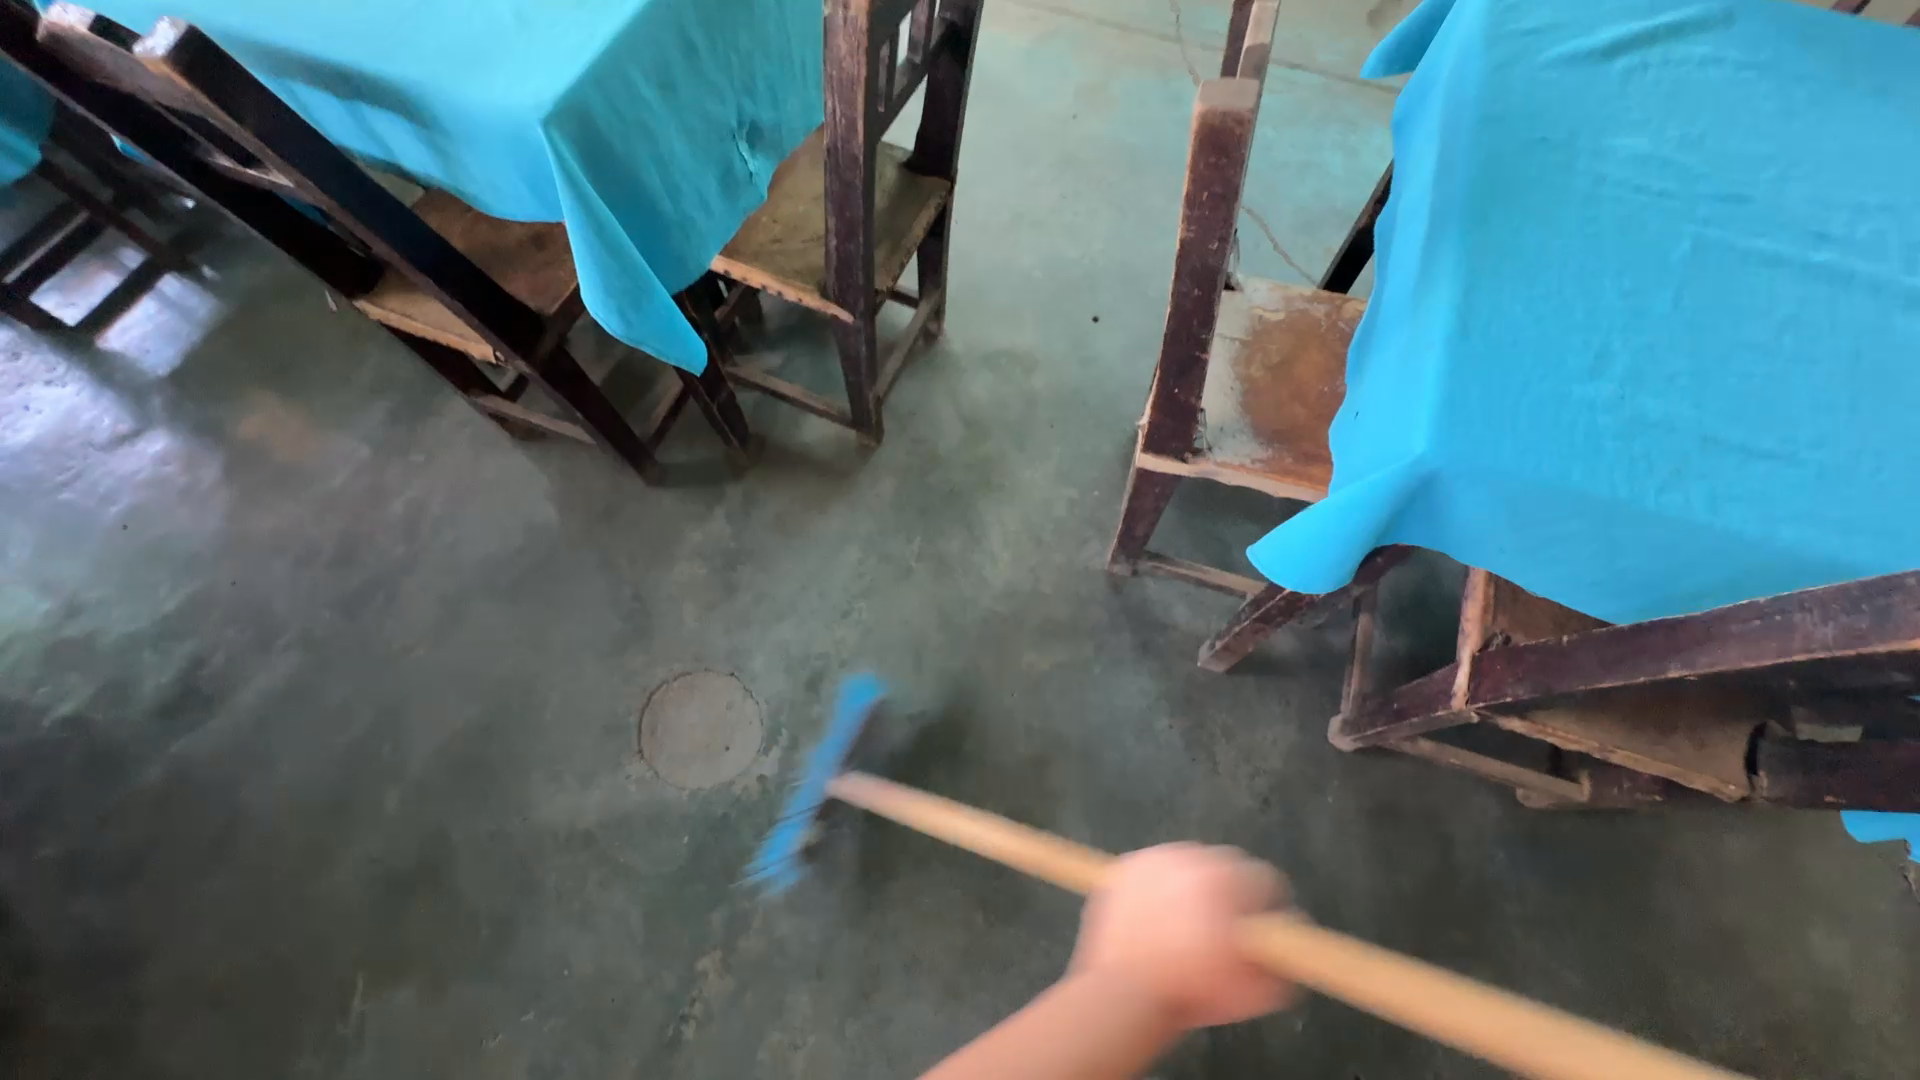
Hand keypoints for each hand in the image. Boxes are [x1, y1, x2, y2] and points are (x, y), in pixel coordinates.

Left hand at [1068, 843, 1294, 1030]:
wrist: (1125, 988)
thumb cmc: (1193, 991)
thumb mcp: (1255, 989)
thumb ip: (1282, 957)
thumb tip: (1292, 931)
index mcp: (1228, 883)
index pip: (1265, 879)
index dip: (1266, 903)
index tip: (1261, 924)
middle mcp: (1193, 859)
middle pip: (1228, 864)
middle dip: (1231, 890)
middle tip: (1222, 922)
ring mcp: (1157, 857)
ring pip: (1192, 862)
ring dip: (1196, 883)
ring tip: (1187, 919)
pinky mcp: (1131, 863)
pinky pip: (1159, 866)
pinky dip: (1163, 883)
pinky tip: (1160, 911)